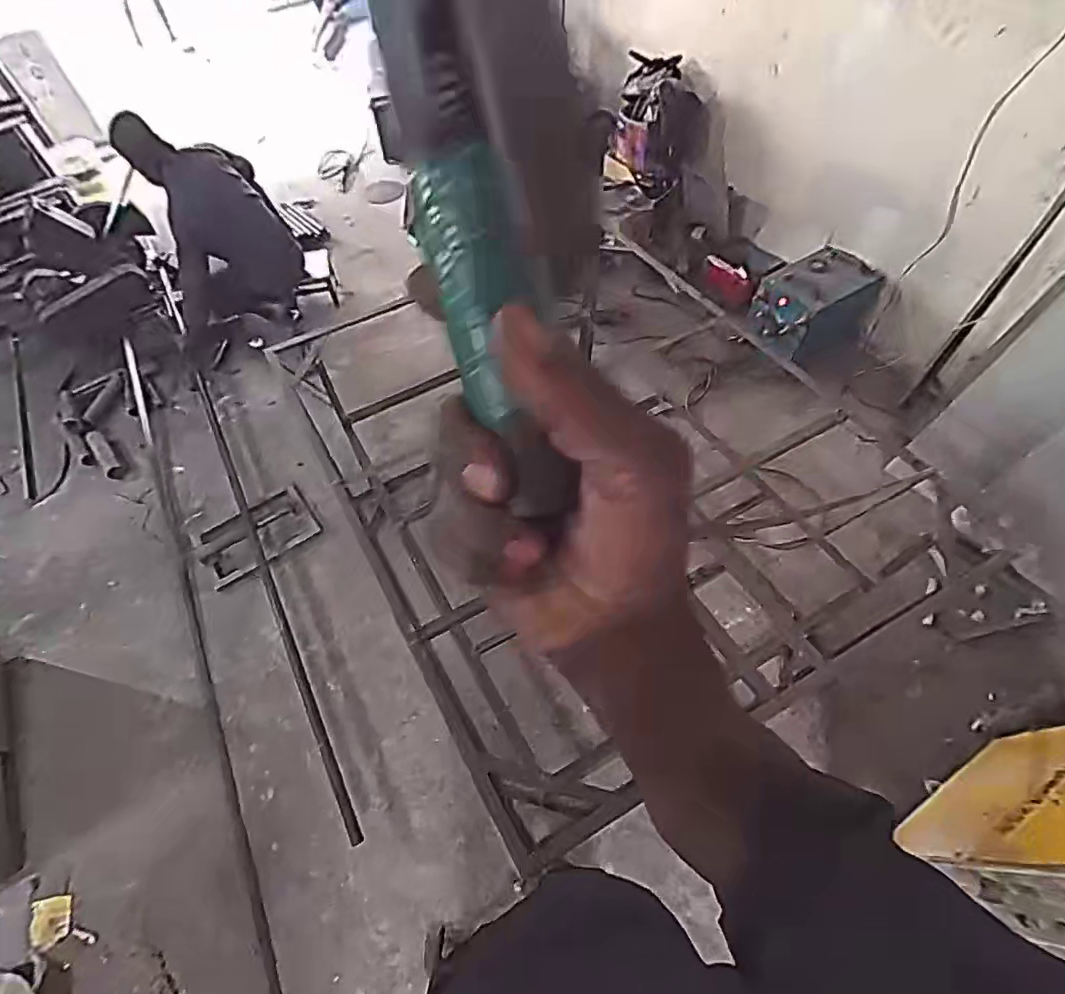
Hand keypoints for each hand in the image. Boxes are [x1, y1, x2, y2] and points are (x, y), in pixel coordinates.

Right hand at [436, 305, 691, 654]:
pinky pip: (443, 527)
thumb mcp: (630, 462)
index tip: (423, 294)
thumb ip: (574, 397)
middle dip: (474, 452)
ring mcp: (492, 486)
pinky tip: (521, 569)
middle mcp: (522, 437)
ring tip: (530, 549)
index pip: (510, 346)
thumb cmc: (641, 540)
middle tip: (501, 487)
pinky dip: (483, 553)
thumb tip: (509, 316)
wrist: (618, 629)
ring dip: (485, 518)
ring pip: (444, 473)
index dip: (465, 317)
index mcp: (566, 408)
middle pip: (459, 412)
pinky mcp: (470, 534)